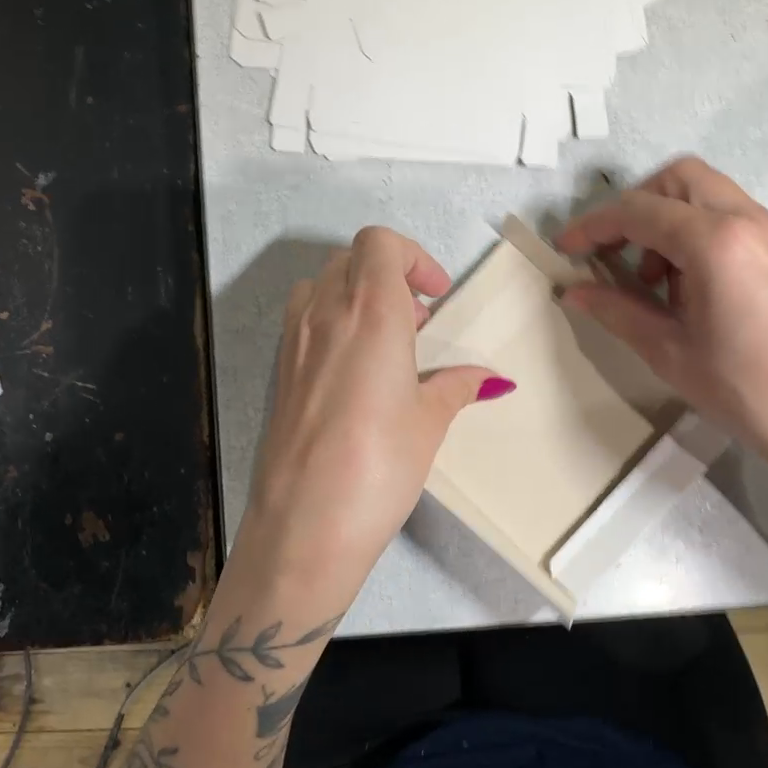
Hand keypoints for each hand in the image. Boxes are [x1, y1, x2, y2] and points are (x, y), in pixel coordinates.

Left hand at [236, 228, 506, 594]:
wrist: (304, 523)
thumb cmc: (379, 467)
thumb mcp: (428, 424)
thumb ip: (455, 388)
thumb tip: (489, 380)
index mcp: (370, 312)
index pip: (380, 244)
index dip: (413, 258)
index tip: (436, 296)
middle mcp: (324, 314)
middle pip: (351, 259)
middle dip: (389, 275)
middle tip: (418, 320)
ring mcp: (293, 342)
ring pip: (321, 285)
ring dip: (355, 294)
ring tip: (385, 341)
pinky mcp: (278, 372)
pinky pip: (304, 321)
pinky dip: (331, 323)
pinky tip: (354, 374)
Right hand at [556, 157, 767, 504]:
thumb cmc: (744, 388)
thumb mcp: (668, 351)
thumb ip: (617, 310)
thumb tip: (575, 291)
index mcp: (714, 241)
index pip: (639, 211)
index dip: (593, 226)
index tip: (564, 248)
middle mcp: (748, 220)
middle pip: (678, 179)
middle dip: (635, 206)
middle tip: (611, 252)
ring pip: (707, 196)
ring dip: (667, 220)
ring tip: (653, 283)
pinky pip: (731, 219)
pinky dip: (697, 233)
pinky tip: (689, 289)